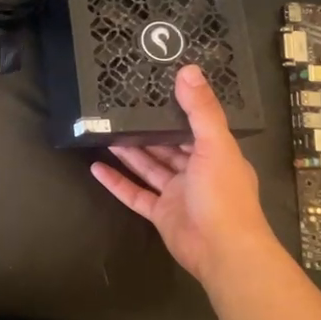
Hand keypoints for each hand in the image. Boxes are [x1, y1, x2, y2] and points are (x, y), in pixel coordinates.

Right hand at [90, 63, 281, 284]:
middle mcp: (198, 173)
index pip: (195, 128)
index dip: (176, 111)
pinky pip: (135, 194)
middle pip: (168, 148)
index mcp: (217, 156)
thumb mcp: (215, 144)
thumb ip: (201, 110)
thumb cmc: (224, 194)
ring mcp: (178, 195)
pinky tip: (96, 168)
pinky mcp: (160, 214)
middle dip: (146, 132)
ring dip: (129, 153)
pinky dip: (116, 182)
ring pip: (149, 168)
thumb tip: (189, 70)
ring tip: (104, 134)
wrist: (222, 250)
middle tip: (120, 111)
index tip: (153, 93)